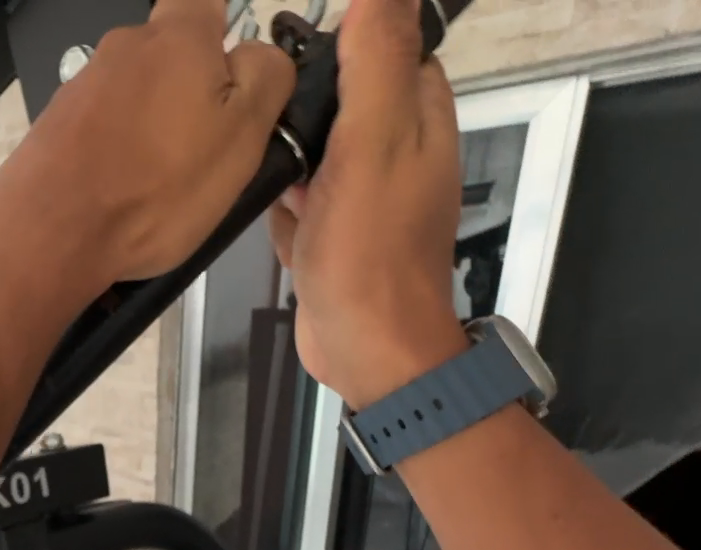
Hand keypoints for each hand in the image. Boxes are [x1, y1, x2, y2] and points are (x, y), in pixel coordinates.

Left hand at [0, 0, 295, 284]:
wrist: (49, 236)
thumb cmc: (155, 189)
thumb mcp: (242, 137)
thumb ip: (265, 80)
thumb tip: (254, 58)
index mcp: (177, 35)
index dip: (222, 33)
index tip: (227, 81)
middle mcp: (121, 49)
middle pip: (166, 59)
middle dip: (183, 98)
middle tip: (195, 158)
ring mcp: (77, 90)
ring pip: (129, 103)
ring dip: (143, 136)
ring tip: (150, 192)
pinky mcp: (48, 132)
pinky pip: (94, 138)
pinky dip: (107, 162)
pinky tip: (112, 201)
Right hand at [269, 0, 468, 408]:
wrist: (364, 348)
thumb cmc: (369, 251)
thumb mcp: (371, 146)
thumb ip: (374, 66)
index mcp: (418, 118)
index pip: (383, 50)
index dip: (340, 53)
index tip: (296, 74)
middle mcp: (395, 152)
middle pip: (338, 106)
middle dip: (303, 124)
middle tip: (281, 147)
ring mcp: (362, 198)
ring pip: (311, 158)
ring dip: (287, 172)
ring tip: (282, 195)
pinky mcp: (333, 236)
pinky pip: (299, 206)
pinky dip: (285, 216)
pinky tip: (285, 233)